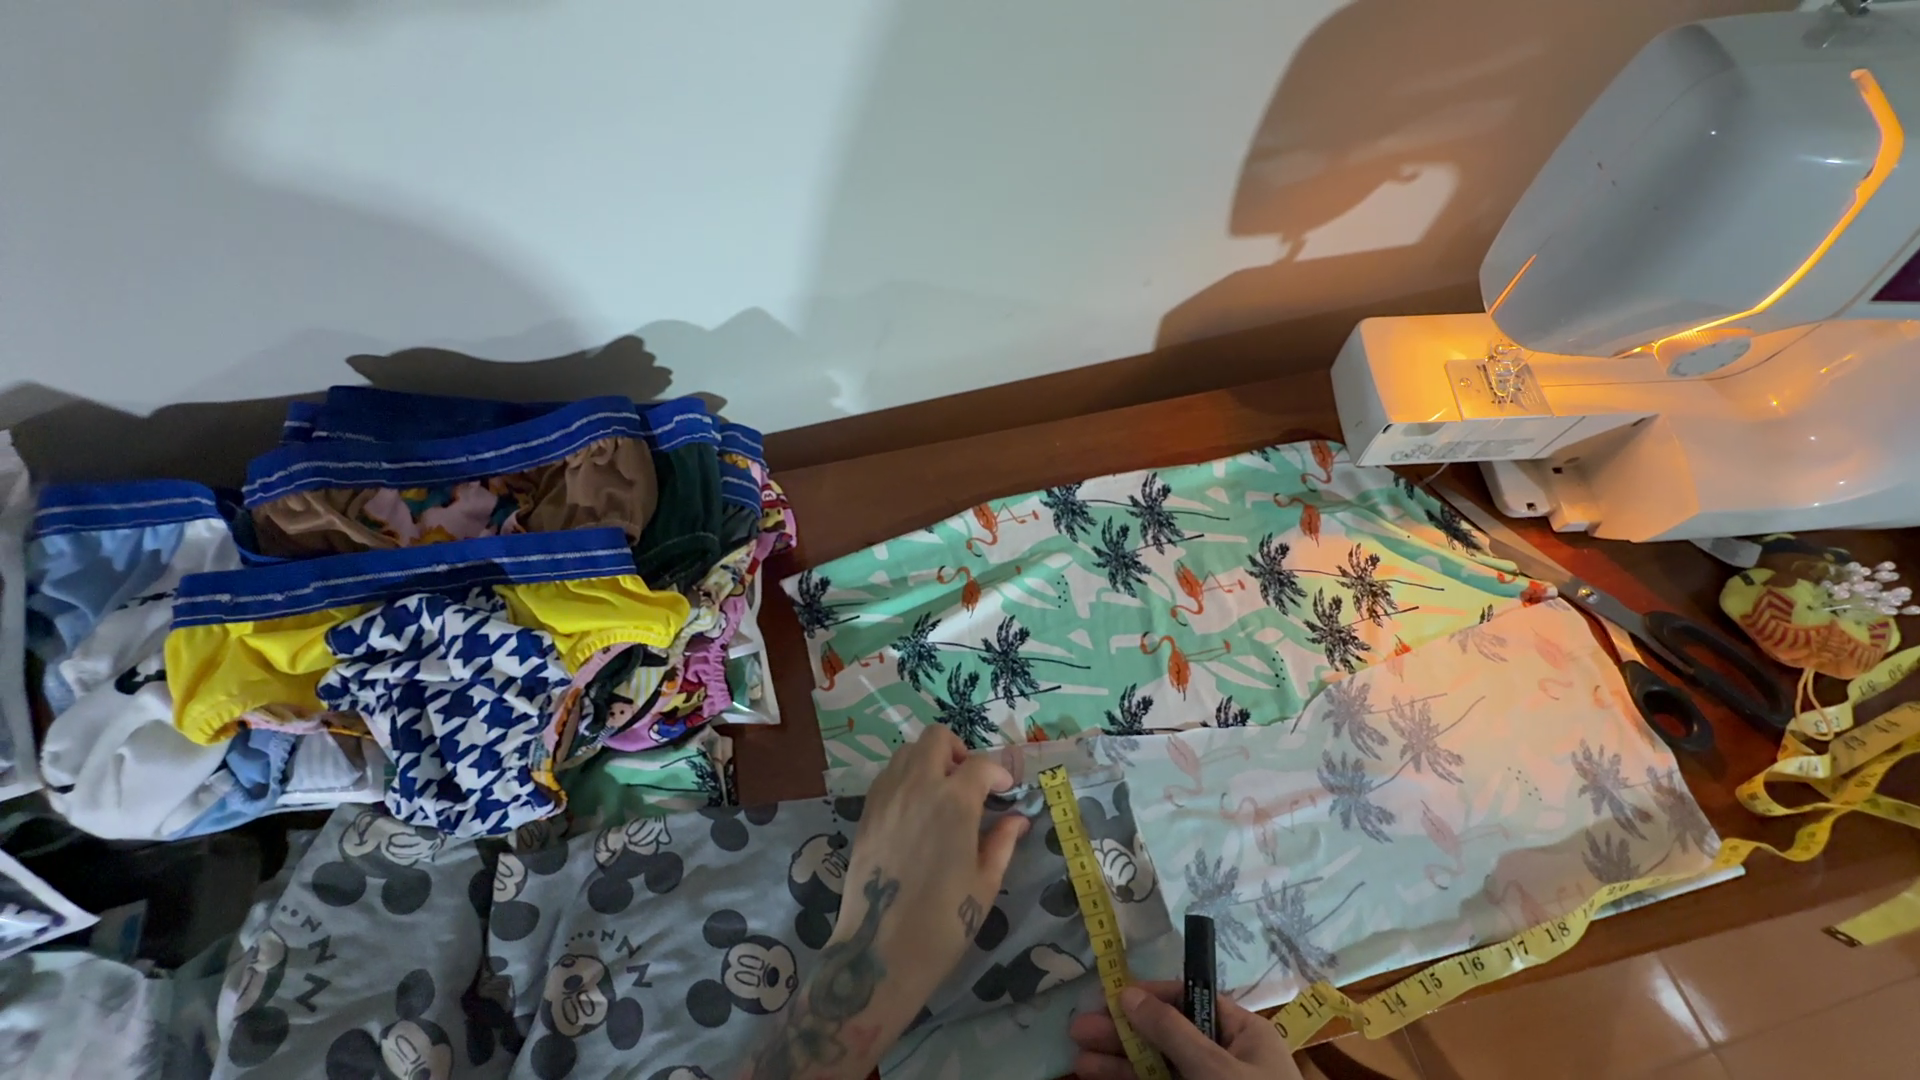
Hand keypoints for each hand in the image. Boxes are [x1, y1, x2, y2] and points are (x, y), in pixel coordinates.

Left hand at [740, 727, 1028, 1078]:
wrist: (880, 951)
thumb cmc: (944, 923)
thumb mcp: (985, 883)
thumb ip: (1002, 842)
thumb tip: (1017, 819)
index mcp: (954, 802)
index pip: (981, 764)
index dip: (999, 773)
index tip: (1005, 791)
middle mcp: (918, 786)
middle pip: (937, 738)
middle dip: (960, 752)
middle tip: (970, 782)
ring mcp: (887, 795)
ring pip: (908, 751)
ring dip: (930, 760)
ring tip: (942, 793)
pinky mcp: (867, 811)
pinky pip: (888, 774)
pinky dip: (906, 776)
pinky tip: (917, 809)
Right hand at [1069, 981, 1302, 1079]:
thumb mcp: (1214, 1070)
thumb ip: (1171, 1031)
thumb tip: (1129, 993)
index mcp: (1244, 1035)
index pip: (1190, 1000)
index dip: (1150, 996)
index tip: (1111, 997)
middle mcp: (1225, 1058)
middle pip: (1166, 1034)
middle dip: (1123, 1031)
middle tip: (1080, 1029)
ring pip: (1156, 1067)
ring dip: (1118, 1061)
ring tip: (1079, 1060)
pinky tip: (1098, 1078)